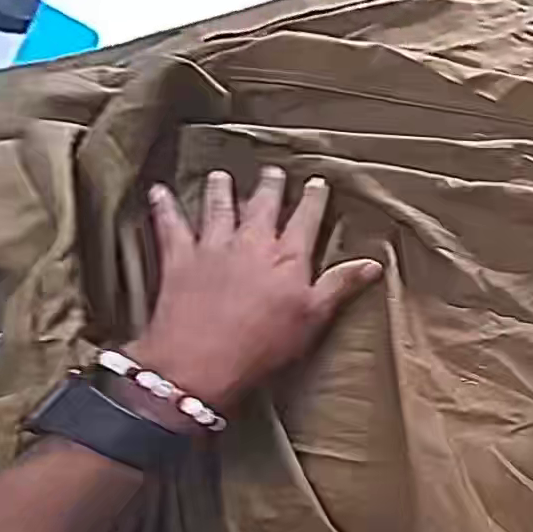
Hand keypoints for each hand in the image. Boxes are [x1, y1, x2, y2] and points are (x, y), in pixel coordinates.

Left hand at [124, 167, 381, 416]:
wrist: (203, 359)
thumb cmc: (265, 343)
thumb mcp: (314, 317)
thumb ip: (340, 285)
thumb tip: (373, 264)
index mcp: (288, 257)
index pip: (306, 220)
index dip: (313, 201)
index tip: (317, 183)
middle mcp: (251, 243)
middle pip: (263, 207)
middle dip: (270, 188)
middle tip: (273, 172)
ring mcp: (213, 247)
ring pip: (218, 208)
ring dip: (221, 190)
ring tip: (222, 175)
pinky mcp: (180, 259)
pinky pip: (171, 225)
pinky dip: (165, 207)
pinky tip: (159, 192)